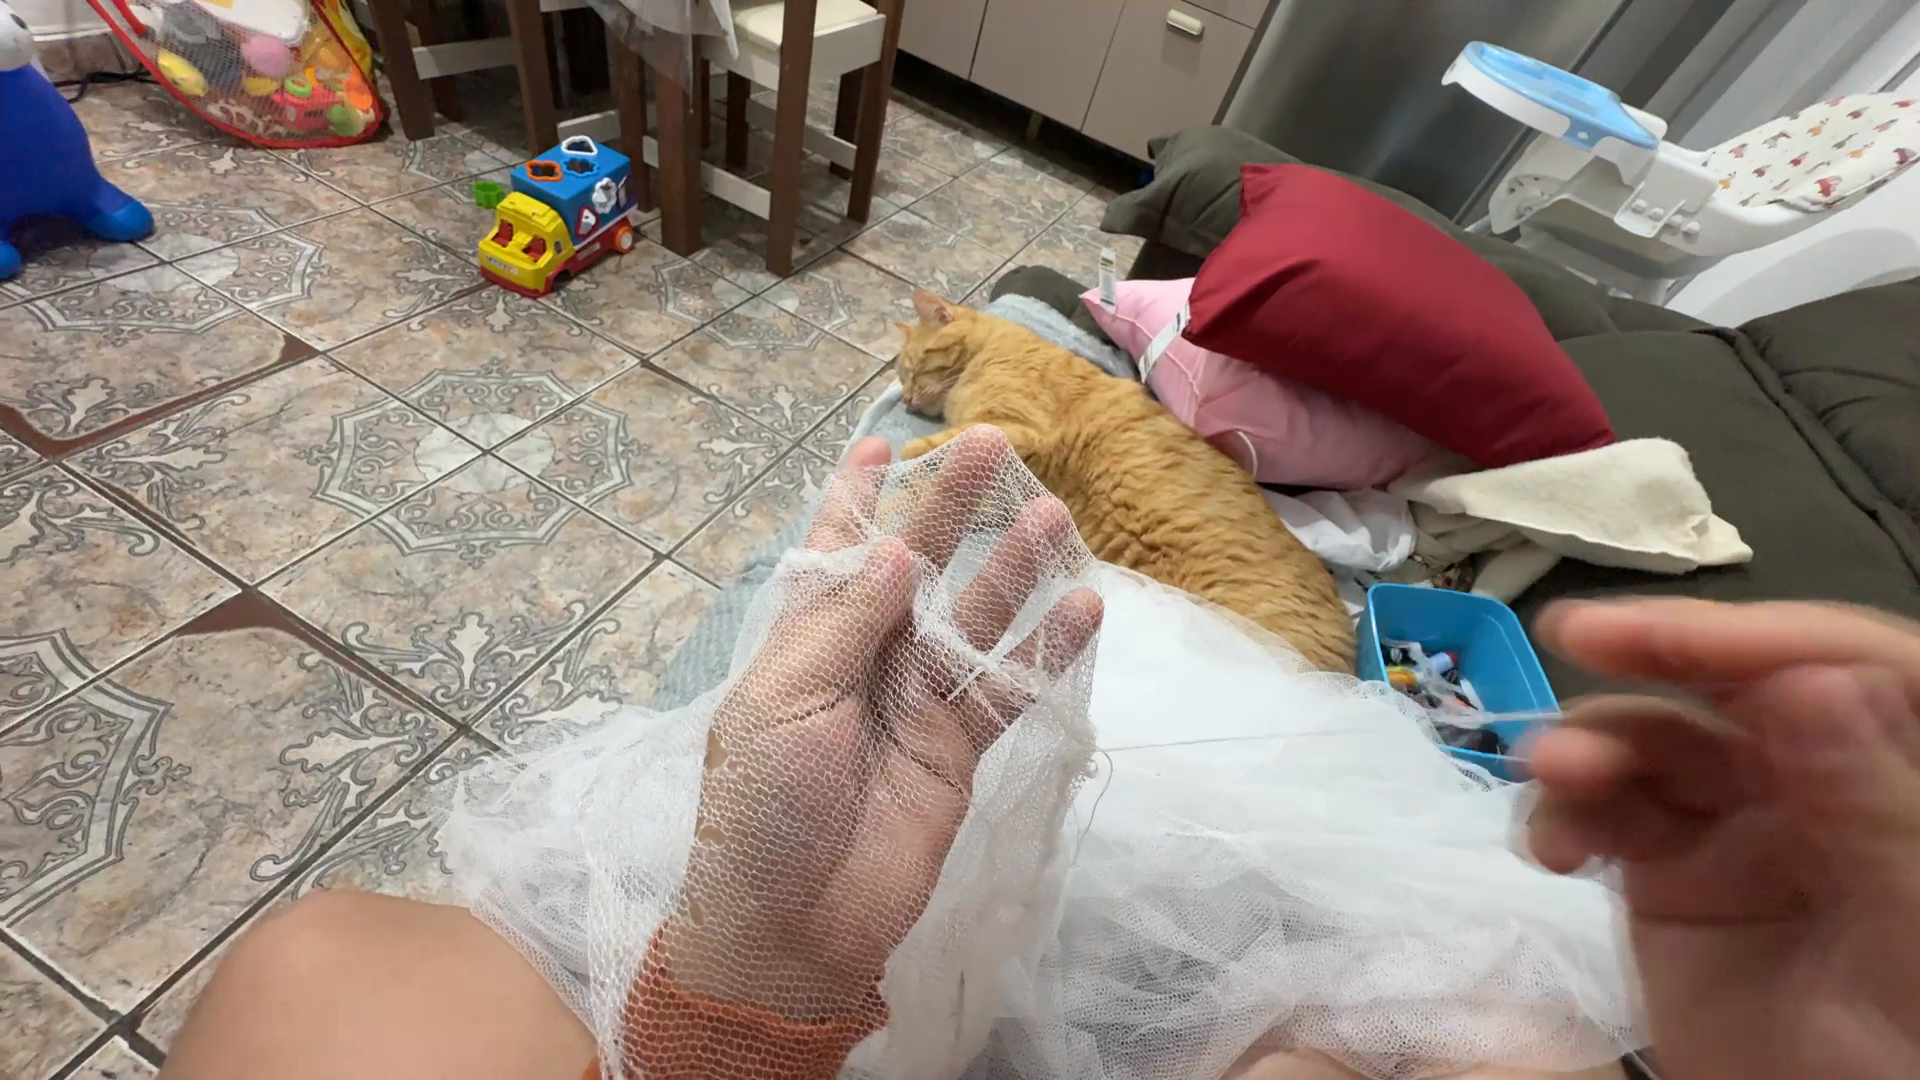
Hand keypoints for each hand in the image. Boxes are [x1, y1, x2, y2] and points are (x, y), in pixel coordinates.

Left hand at [656, 428, 1102, 1023]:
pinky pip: (1008, 688)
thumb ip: (842, 624)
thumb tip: (896, 549)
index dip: (854, 497)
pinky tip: (1083, 607)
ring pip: (974, 618)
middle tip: (990, 445)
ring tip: (1052, 514)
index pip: (836, 551)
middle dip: (950, 506)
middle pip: (920, 566)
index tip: (879, 445)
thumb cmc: (763, 805)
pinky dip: (1046, 651)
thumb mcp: (784, 700)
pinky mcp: (959, 746)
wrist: (795, 924)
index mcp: (811, 638)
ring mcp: (918, 700)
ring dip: (1012, 567)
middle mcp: (869, 656)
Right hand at [1524, 598, 1919, 1079]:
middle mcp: (1817, 788)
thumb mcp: (1917, 941)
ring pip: (1641, 744)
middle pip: (1724, 689)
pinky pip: (1593, 812)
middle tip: (1568, 636)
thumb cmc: (1909, 1061)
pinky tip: (1547, 852)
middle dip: (1643, 658)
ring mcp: (1732, 826)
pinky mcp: (1658, 865)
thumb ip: (1876, 810)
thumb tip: (1815, 683)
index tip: (1637, 631)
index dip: (1741, 632)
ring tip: (1549, 777)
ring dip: (1585, 749)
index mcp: (1904, 784)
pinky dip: (1555, 817)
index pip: (1845, 665)